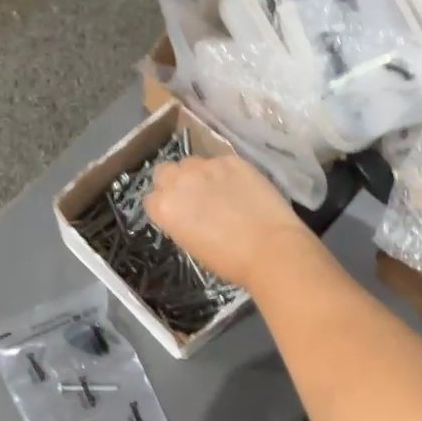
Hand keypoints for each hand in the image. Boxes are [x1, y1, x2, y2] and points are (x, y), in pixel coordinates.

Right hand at [149, 155, 316, 289]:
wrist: (269, 248)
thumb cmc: (228, 260)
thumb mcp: (192, 246)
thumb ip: (181, 223)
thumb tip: (187, 214)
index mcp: (164, 207)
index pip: (151, 199)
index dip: (163, 206)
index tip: (176, 214)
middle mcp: (180, 181)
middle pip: (165, 172)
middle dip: (174, 182)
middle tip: (192, 198)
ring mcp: (207, 166)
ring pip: (192, 163)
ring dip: (198, 174)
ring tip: (216, 190)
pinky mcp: (232, 160)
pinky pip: (219, 161)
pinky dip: (224, 172)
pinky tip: (238, 187)